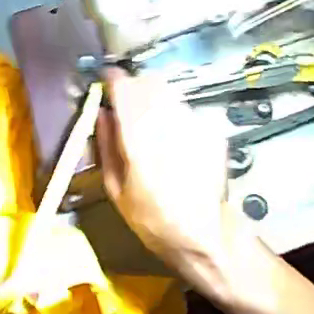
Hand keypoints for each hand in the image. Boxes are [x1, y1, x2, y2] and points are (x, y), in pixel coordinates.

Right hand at [96, 72, 243, 288]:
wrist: (203, 235)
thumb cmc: (151, 219)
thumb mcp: (116, 189)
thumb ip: (106, 145)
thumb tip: (101, 112)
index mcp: (140, 139)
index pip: (125, 89)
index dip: (112, 79)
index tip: (105, 80)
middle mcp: (169, 124)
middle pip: (148, 82)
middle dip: (133, 86)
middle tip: (125, 102)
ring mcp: (196, 124)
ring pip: (169, 91)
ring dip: (154, 97)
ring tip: (149, 121)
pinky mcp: (212, 130)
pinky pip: (186, 110)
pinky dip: (174, 114)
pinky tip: (172, 138)